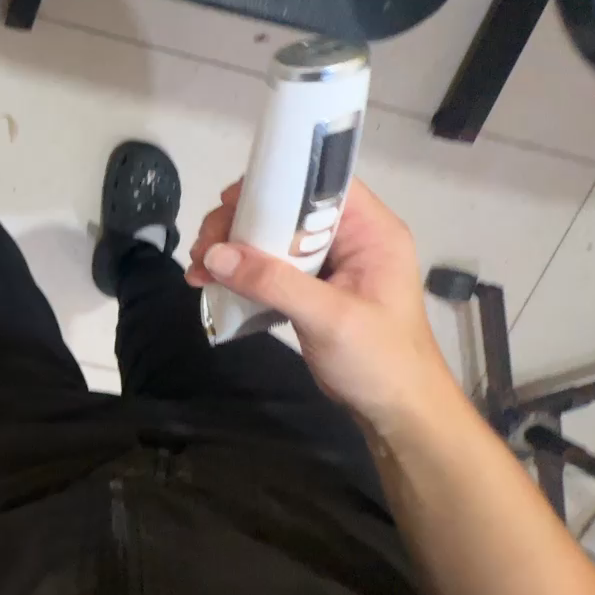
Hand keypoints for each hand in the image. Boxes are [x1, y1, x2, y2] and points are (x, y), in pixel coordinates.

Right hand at [186, 179, 459, 426]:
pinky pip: (263, 266)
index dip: (275, 183)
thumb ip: (274, 282)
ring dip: (229, 250)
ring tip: (199, 271)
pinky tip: (209, 284)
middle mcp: (347, 240)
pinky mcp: (306, 288)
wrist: (395, 411)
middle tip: (204, 250)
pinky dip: (234, 272)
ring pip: (267, 238)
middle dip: (237, 224)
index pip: (322, 184)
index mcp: (370, 233)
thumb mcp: (330, 317)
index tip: (229, 203)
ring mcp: (325, 265)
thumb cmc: (381, 360)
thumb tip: (214, 254)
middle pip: (283, 209)